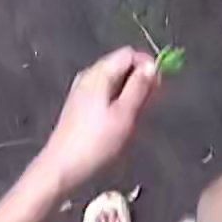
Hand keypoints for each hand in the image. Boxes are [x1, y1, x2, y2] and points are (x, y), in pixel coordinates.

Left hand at [33, 48, 160, 194]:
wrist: (62, 168)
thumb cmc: (96, 142)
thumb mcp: (125, 114)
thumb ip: (139, 87)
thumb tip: (152, 66)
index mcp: (99, 73)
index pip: (129, 54)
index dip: (148, 65)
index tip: (160, 86)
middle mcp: (89, 75)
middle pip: (122, 65)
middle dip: (140, 79)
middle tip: (151, 103)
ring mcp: (83, 90)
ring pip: (115, 80)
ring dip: (131, 92)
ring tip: (138, 115)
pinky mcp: (80, 104)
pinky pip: (106, 92)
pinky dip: (119, 100)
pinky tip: (123, 120)